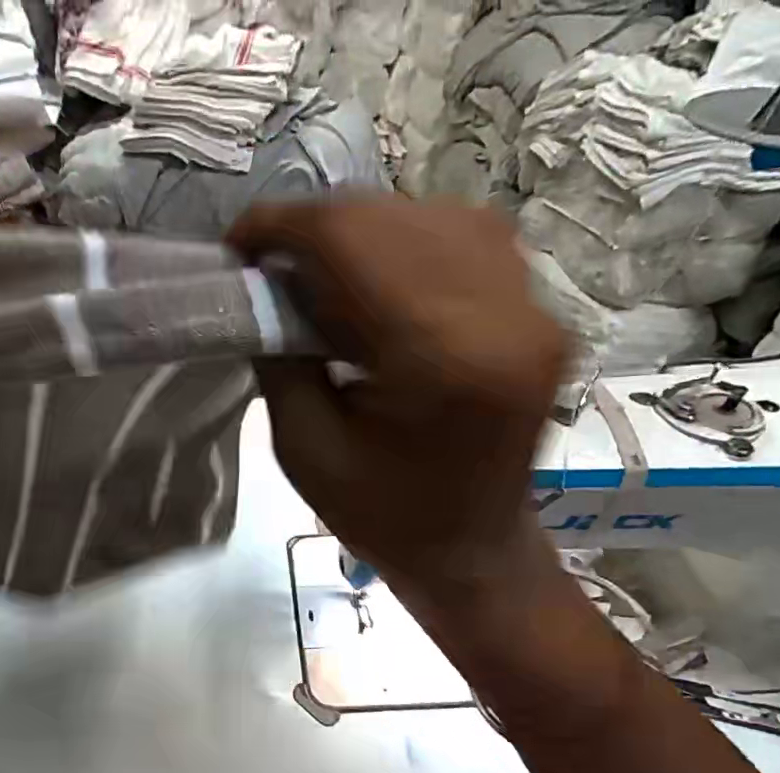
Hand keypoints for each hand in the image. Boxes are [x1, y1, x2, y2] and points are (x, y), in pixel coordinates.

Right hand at [227, 198, 572, 600]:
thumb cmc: (382, 516)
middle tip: (273, 262)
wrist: (471, 550)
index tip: (239, 243)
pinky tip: (378, 279)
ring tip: (320, 270)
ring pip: (434, 215)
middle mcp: (503, 315)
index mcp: (441, 360)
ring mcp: (533, 309)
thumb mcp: (303, 449)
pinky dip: (408, 243)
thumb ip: (280, 357)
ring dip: (363, 230)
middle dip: (319, 226)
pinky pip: (468, 239)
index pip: (354, 240)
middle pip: (395, 217)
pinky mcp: (539, 313)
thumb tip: (265, 288)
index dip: (284, 225)